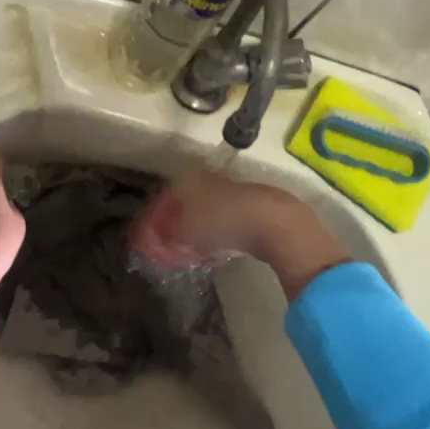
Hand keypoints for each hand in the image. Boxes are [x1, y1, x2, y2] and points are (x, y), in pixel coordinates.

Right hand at [130, 167, 351, 299]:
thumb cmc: (224, 221)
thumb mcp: (187, 231)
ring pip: (215, 209)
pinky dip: (225, 233)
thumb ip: (168, 235)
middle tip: (175, 241)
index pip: (172, 193)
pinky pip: (234, 220)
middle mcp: (216, 180)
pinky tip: (224, 249)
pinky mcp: (261, 208)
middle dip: (183, 219)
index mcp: (196, 179)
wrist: (276, 224)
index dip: (162, 213)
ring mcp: (240, 193)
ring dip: (205, 227)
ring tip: (198, 249)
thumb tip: (154, 240)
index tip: (156, 232)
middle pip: (193, 200)